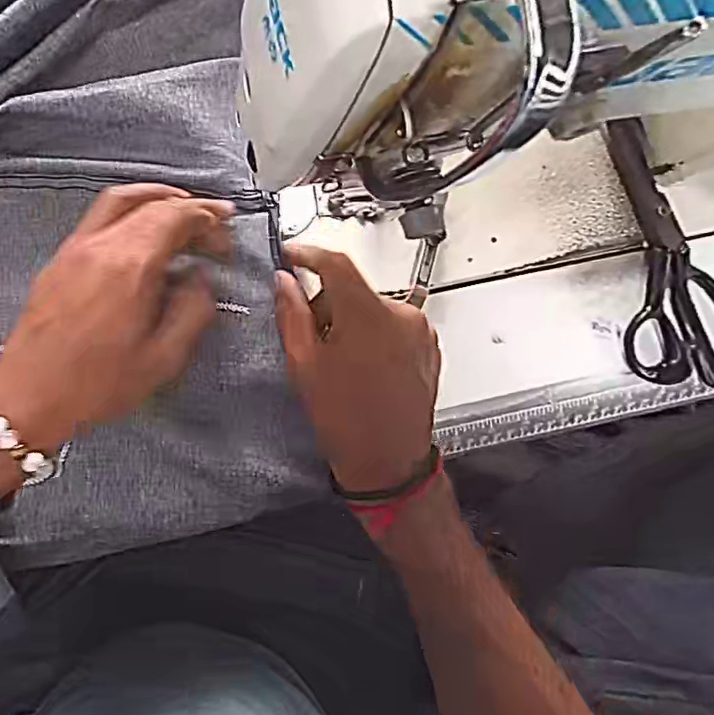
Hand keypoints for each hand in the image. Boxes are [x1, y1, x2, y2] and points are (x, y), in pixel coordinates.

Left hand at [0, 185, 231, 501]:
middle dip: (188, 206)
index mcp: (130, 266)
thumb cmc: (93, 385)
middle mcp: (100, 246)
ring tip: (179, 214)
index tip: (225, 225)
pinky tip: (140, 235)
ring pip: (119, 201)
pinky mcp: (59, 261)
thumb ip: (192, 311)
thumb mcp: (162, 358)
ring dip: (155, 199)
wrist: (30, 397)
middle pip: (150, 202)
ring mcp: (74, 249)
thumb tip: (200, 280)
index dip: (207, 215)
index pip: (176, 215)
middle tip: (211, 225)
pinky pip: (99, 218)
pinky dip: (129, 212)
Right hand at [274, 243, 439, 492]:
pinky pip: (391, 324)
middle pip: (352, 288)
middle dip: (326, 305)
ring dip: (349, 322)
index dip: (308, 254)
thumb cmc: (348, 422)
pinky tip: (361, 367)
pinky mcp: (427, 345)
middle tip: (311, 339)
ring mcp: (418, 331)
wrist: (388, 460)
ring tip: (339, 363)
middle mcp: (400, 315)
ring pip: (370, 307)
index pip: (336, 263)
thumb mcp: (304, 365)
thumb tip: (285, 282)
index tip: (293, 255)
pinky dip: (371, 334)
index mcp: (366, 315)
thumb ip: (292, 315)